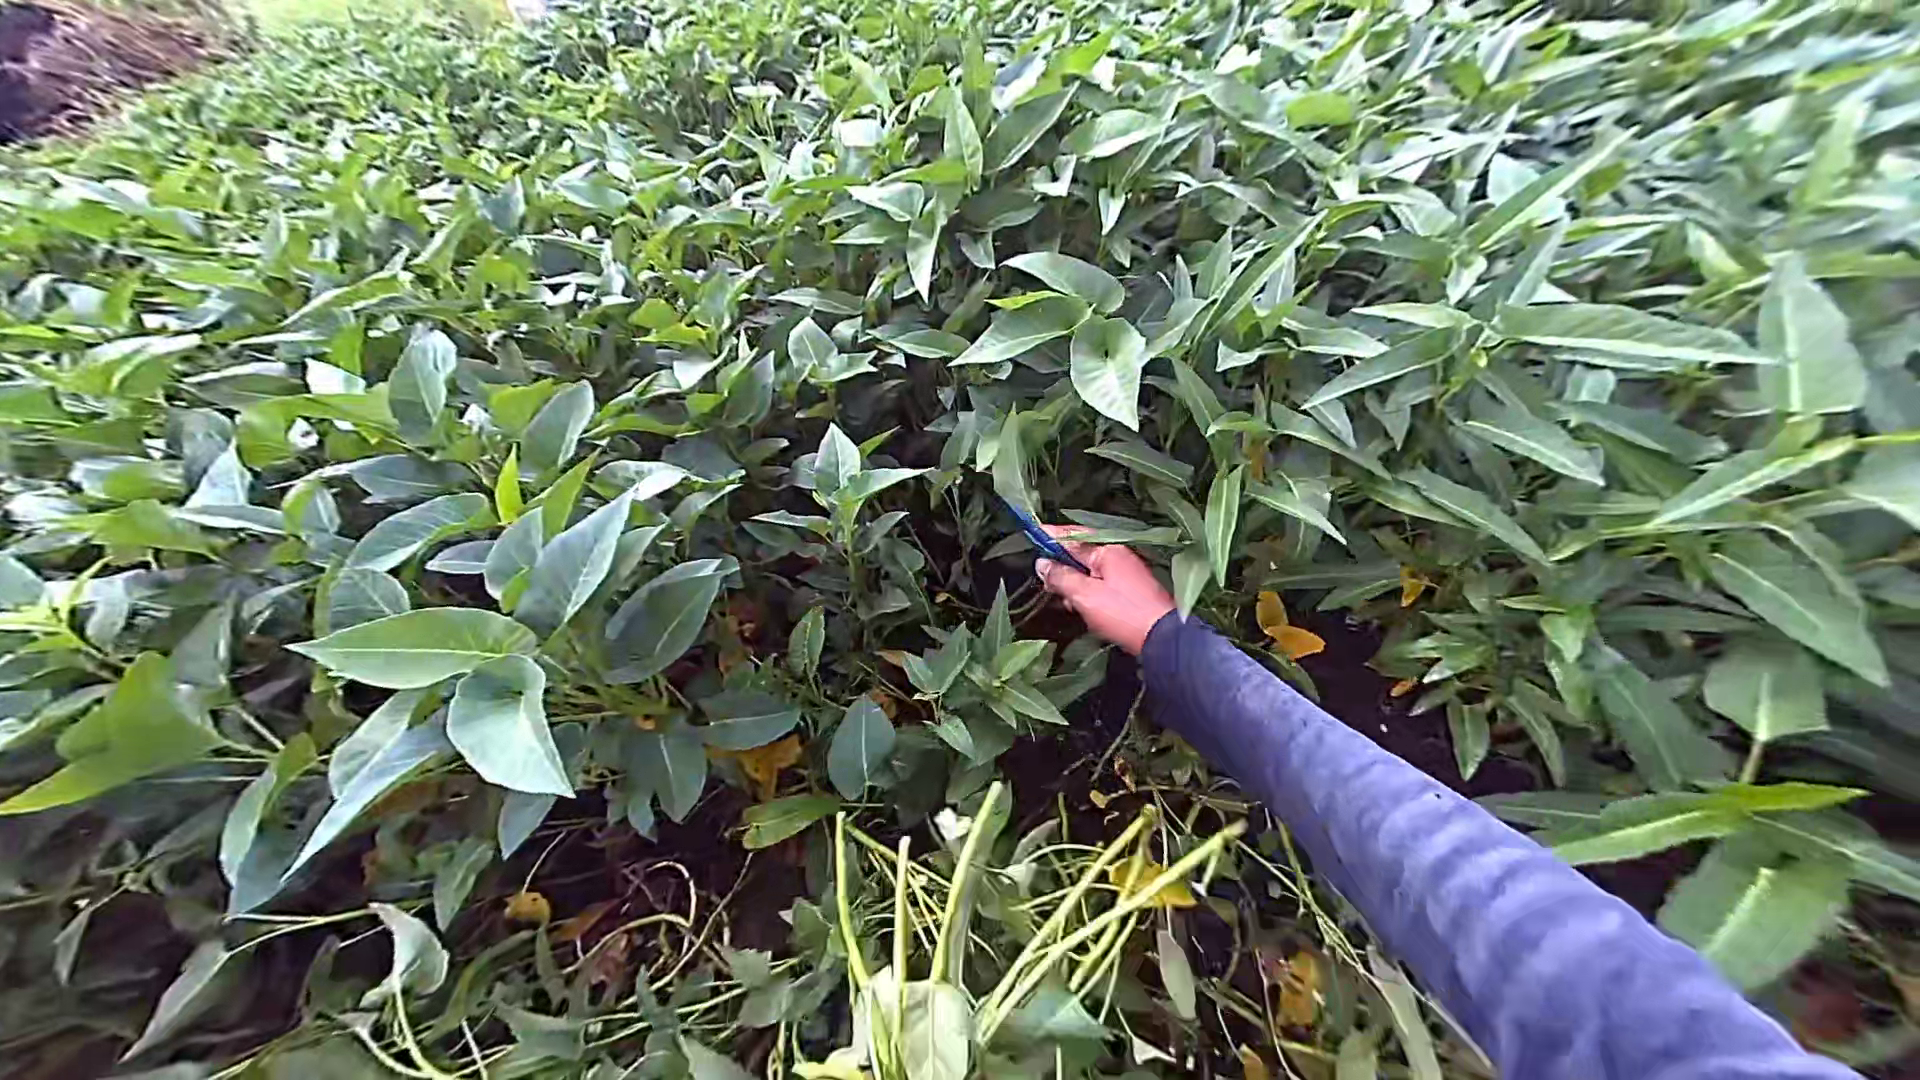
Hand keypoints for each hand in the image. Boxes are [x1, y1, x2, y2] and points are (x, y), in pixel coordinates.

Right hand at [1033, 525, 1175, 655]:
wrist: (1162, 640)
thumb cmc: (1122, 613)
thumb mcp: (1084, 594)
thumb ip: (1060, 576)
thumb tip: (1042, 564)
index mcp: (1109, 550)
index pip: (1073, 536)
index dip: (1051, 535)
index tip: (1032, 532)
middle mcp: (1118, 556)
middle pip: (1080, 554)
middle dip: (1060, 566)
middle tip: (1045, 581)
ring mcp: (1126, 573)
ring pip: (1089, 571)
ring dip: (1073, 583)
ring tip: (1064, 600)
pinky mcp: (1129, 591)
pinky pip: (1100, 585)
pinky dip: (1086, 593)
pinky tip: (1081, 608)